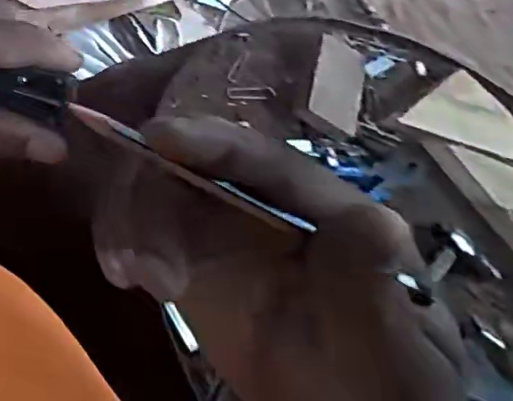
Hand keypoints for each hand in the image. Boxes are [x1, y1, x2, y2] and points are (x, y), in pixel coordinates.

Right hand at [91, 116, 463, 400]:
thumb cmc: (381, 381)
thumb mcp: (393, 347)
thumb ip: (372, 287)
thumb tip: (374, 221)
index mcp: (315, 201)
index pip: (257, 155)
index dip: (207, 138)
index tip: (156, 136)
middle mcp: (257, 194)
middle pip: (189, 161)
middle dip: (152, 190)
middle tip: (139, 259)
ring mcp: (216, 218)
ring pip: (154, 184)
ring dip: (130, 217)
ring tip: (129, 272)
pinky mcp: (181, 246)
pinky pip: (137, 221)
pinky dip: (118, 236)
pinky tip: (121, 273)